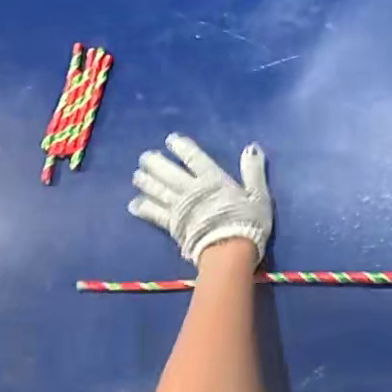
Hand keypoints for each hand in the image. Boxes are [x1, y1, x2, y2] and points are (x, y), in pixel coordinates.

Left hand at [129, 134, 271, 266]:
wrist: (230, 250)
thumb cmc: (249, 223)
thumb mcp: (258, 195)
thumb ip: (253, 171)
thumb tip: (252, 148)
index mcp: (213, 179)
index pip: (193, 157)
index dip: (181, 147)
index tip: (170, 140)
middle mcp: (192, 189)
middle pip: (169, 172)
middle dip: (155, 163)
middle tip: (145, 158)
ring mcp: (180, 207)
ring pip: (158, 190)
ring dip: (146, 182)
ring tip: (137, 176)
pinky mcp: (173, 225)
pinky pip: (154, 214)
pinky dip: (143, 208)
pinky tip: (134, 204)